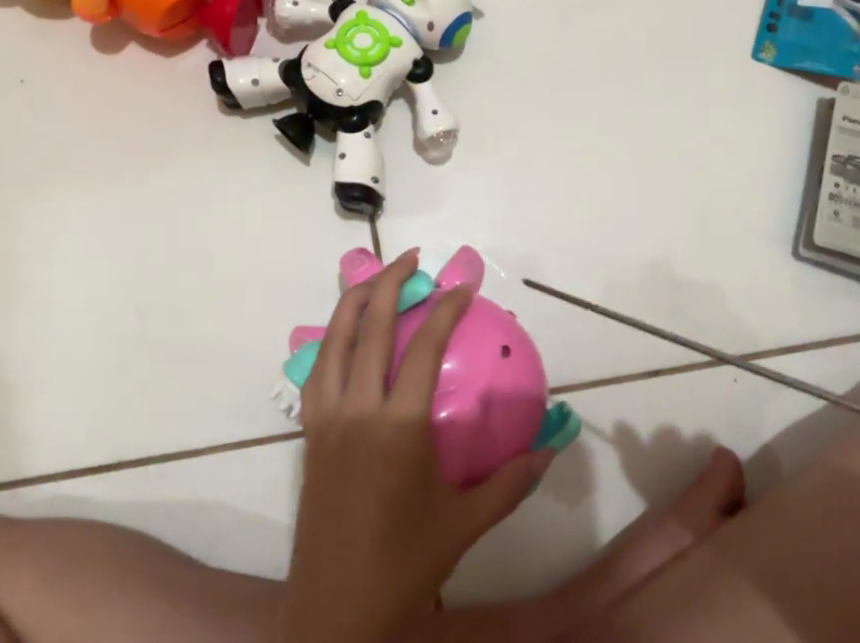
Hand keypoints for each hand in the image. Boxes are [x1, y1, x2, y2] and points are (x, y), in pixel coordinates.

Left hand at [283, 250, 555, 642]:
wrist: (338, 600)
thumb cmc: (407, 560)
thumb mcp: (467, 521)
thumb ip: (511, 480)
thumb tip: (551, 446)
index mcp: (398, 424)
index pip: (422, 346)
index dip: (444, 309)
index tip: (462, 286)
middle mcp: (356, 407)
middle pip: (370, 325)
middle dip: (390, 281)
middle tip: (413, 259)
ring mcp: (326, 415)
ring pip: (334, 338)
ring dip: (354, 299)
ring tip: (376, 277)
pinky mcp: (309, 428)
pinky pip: (317, 367)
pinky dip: (333, 337)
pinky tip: (346, 335)